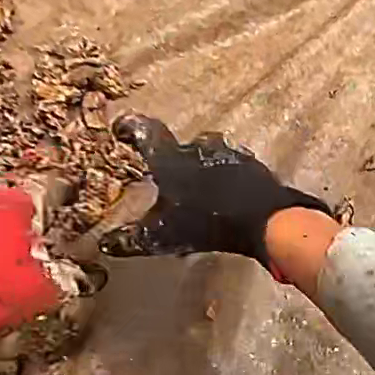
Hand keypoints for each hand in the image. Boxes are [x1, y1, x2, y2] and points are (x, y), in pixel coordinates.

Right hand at [99, 113, 332, 266]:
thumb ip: (136, 239)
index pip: (145, 133)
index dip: (130, 129)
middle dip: (173, 158)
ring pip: (209, 154)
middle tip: (168, 175)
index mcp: (172, 159)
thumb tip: (107, 244)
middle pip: (180, 145)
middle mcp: (199, 148)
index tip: (122, 131)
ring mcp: (230, 154)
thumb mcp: (167, 235)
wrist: (267, 219)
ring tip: (200, 186)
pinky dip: (225, 178)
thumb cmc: (210, 223)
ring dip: (202, 166)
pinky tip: (227, 195)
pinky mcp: (254, 167)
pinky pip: (233, 167)